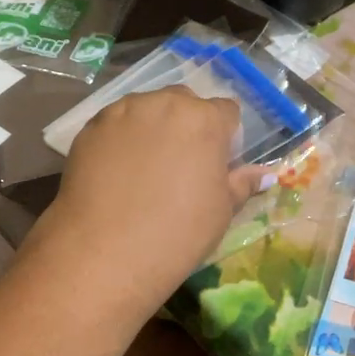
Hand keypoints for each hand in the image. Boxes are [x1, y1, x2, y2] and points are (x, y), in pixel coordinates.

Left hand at [32, 86, 269, 321]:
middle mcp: (164, 104)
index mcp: (204, 119)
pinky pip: (116, 124)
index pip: (227, 111)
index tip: (217, 164)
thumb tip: (265, 174)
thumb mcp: (221, 210)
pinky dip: (122, 140)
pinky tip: (118, 173)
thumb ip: (242, 183)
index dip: (226, 136)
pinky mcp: (90, 128)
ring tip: (146, 169)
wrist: (103, 253)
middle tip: (182, 165)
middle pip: (185, 102)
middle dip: (188, 124)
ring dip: (153, 128)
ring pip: (147, 110)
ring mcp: (122, 112)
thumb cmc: (178, 232)